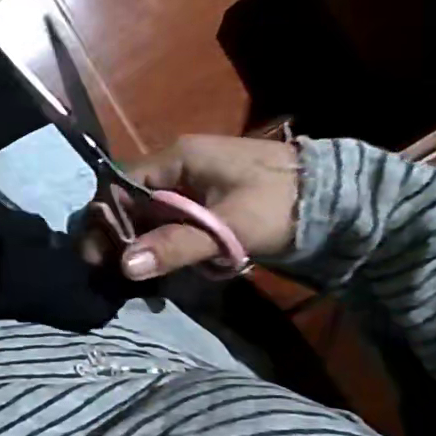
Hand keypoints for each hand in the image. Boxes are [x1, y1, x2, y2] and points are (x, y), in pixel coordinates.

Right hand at [84, 135, 300, 279]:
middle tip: (115, 273)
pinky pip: (172, 223)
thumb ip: (177, 245)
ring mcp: (193, 185)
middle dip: (121, 236)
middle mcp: (179, 167)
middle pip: (131, 201)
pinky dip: (164, 244)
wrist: (337, 201)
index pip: (119, 184)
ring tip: (139, 277)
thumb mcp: (228, 226)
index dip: (104, 218)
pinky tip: (164, 268)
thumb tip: (125, 266)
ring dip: (144, 244)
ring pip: (150, 214)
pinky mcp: (207, 204)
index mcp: (178, 158)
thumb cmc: (280, 204)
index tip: (99, 255)